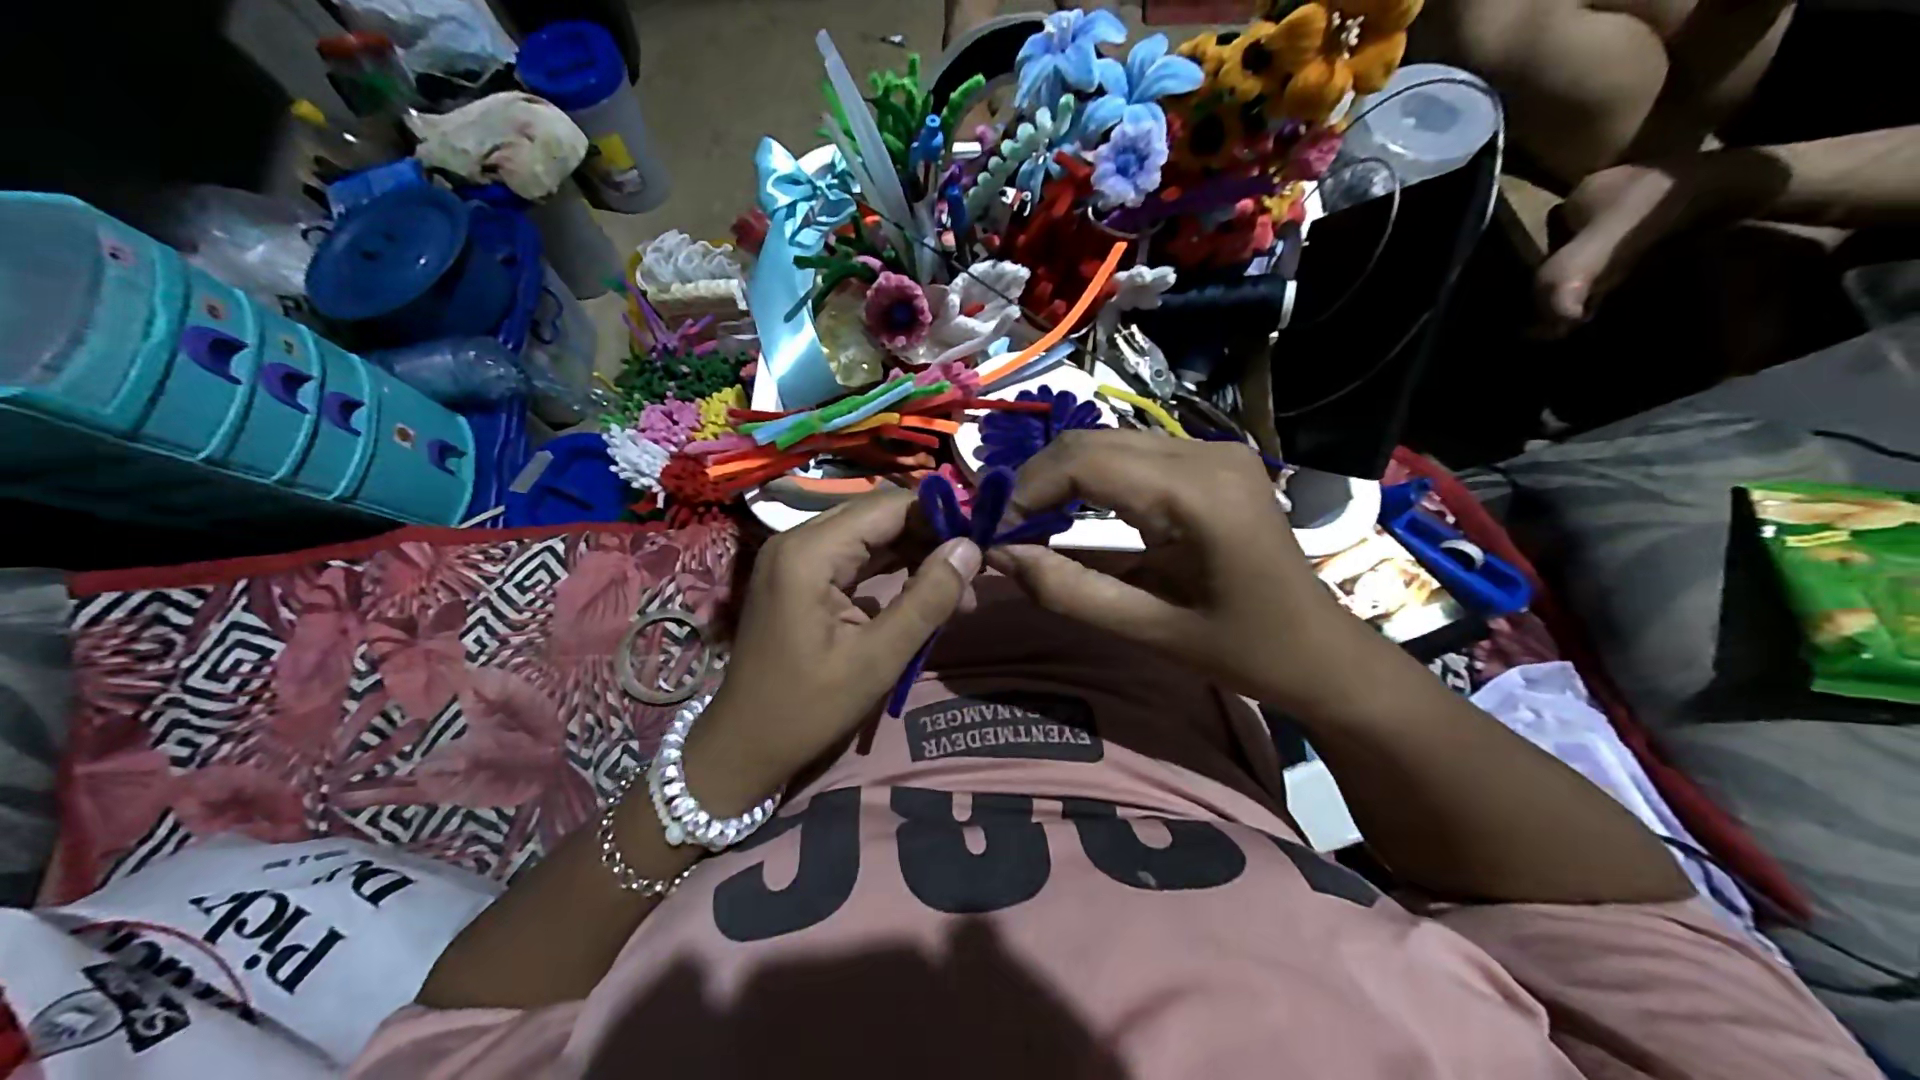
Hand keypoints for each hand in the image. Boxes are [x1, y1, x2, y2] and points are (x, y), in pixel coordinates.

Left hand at [685, 488, 982, 803]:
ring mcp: (796, 558)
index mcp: (809, 552)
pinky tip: (926, 593)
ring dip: (915, 555)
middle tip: (976, 569)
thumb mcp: (877, 659)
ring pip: (870, 536)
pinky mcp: (801, 578)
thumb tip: (970, 548)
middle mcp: (799, 540)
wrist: (744, 746)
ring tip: (961, 588)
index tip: (984, 536)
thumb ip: (926, 600)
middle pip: (879, 516)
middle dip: (930, 537)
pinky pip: (855, 559)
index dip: (940, 514)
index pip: (888, 506)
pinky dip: (892, 571)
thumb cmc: (807, 708)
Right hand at [988, 430, 1353, 707]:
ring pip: (1108, 442)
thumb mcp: (1148, 630)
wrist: (1322, 650)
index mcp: (1197, 493)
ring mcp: (1214, 449)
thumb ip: (1067, 590)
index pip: (1084, 462)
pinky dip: (1093, 479)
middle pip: (1091, 441)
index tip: (995, 533)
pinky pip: (1133, 454)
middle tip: (1008, 530)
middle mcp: (1206, 452)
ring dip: (1062, 478)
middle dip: (1038, 481)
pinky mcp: (1213, 459)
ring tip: (1034, 525)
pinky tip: (1076, 514)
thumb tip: (997, 555)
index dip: (1027, 490)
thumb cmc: (1244, 651)